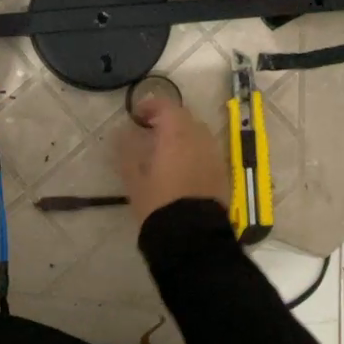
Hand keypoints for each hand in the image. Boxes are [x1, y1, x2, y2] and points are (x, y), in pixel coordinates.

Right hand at [115, 97, 230, 224]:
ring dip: (182, 134)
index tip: (136, 116)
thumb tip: (121, 133)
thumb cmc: (158, 204)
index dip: (151, 105)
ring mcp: (214, 156)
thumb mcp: (134, 179)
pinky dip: (193, 150)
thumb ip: (127, 151)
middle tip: (149, 130)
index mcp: (176, 135)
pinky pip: (206, 151)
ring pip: (198, 133)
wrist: (192, 237)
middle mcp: (199, 139)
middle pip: (185, 117)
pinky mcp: (222, 174)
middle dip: (167, 119)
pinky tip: (181, 167)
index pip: (167, 106)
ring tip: (165, 149)